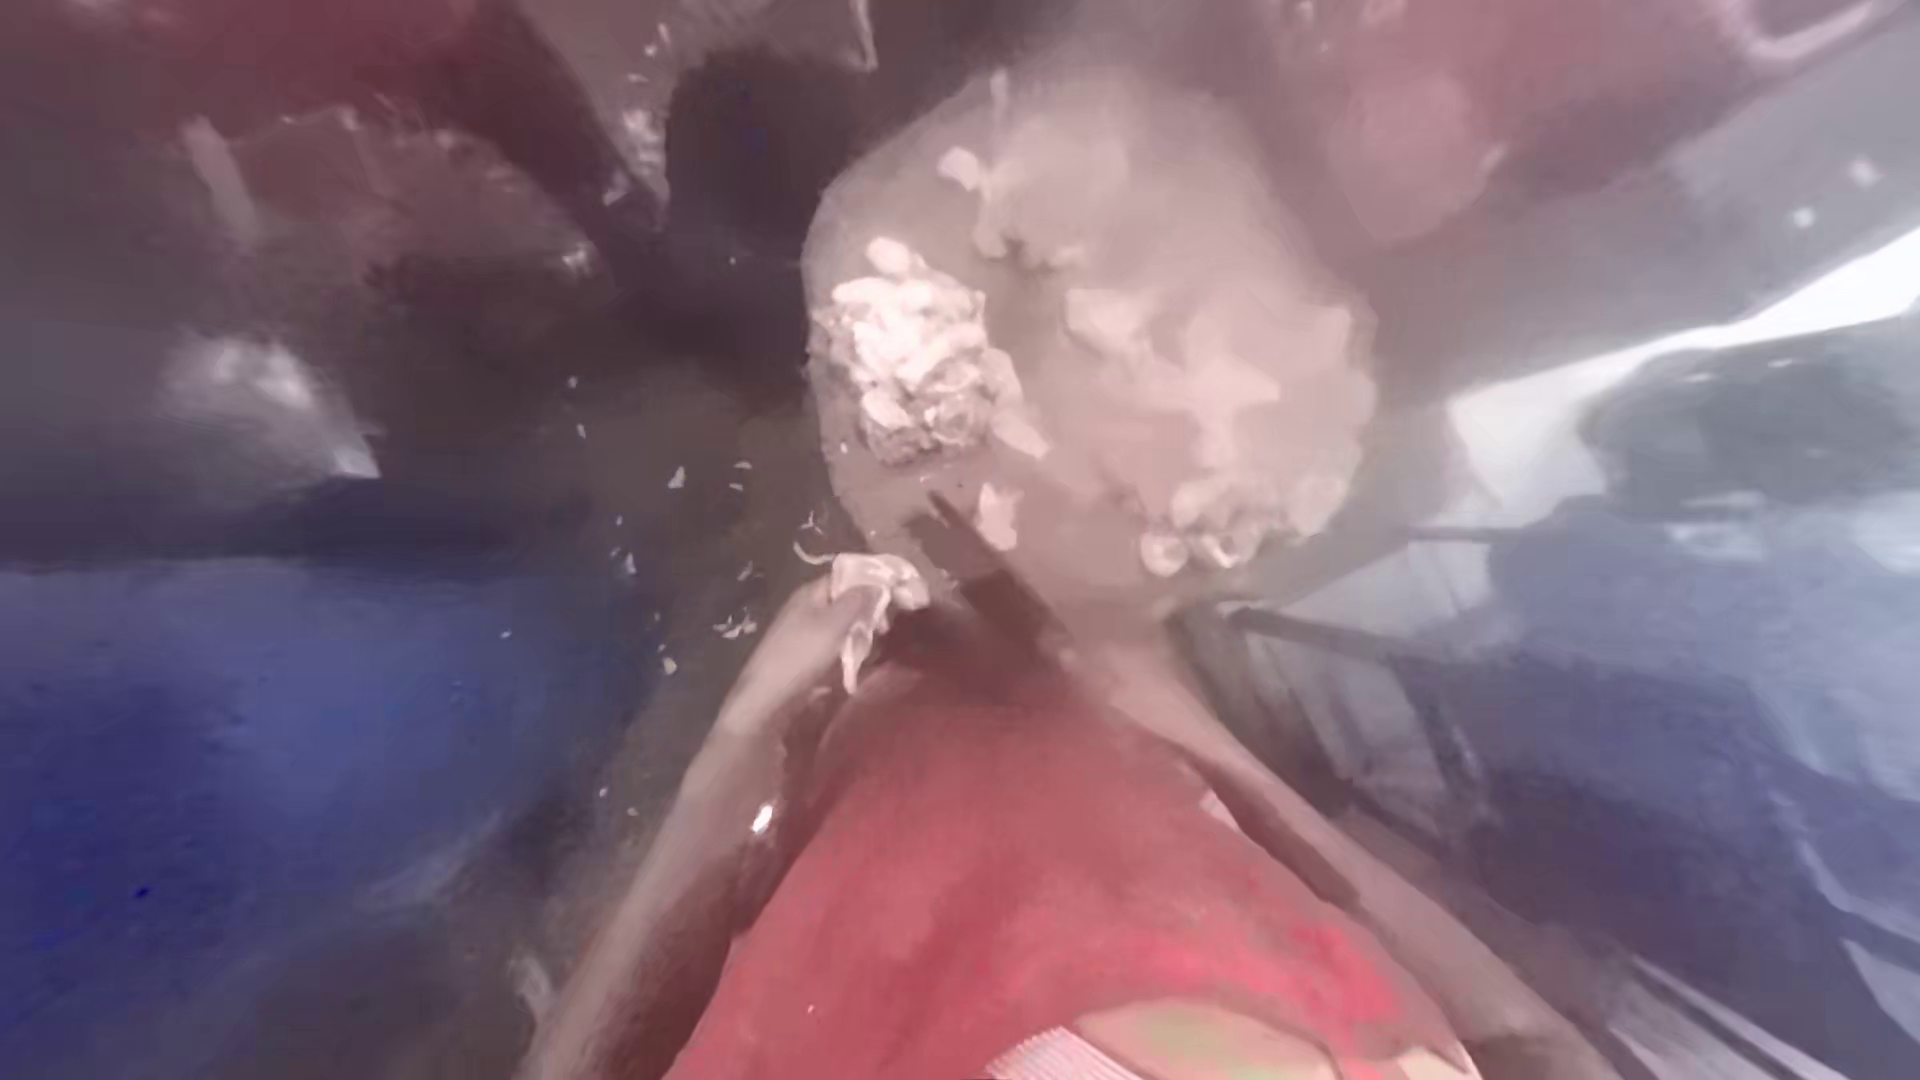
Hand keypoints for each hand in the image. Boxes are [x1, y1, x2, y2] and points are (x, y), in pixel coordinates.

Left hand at [715, 577, 878, 736]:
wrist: (767, 697)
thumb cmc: (802, 654)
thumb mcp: (834, 623)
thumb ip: (857, 601)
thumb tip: (877, 584)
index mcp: (811, 593)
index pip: (846, 576)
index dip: (870, 582)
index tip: (893, 595)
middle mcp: (808, 607)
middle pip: (845, 600)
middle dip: (868, 610)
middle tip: (885, 627)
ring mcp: (805, 630)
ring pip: (842, 623)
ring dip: (860, 631)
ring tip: (874, 643)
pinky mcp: (806, 653)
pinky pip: (835, 642)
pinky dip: (848, 647)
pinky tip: (858, 658)